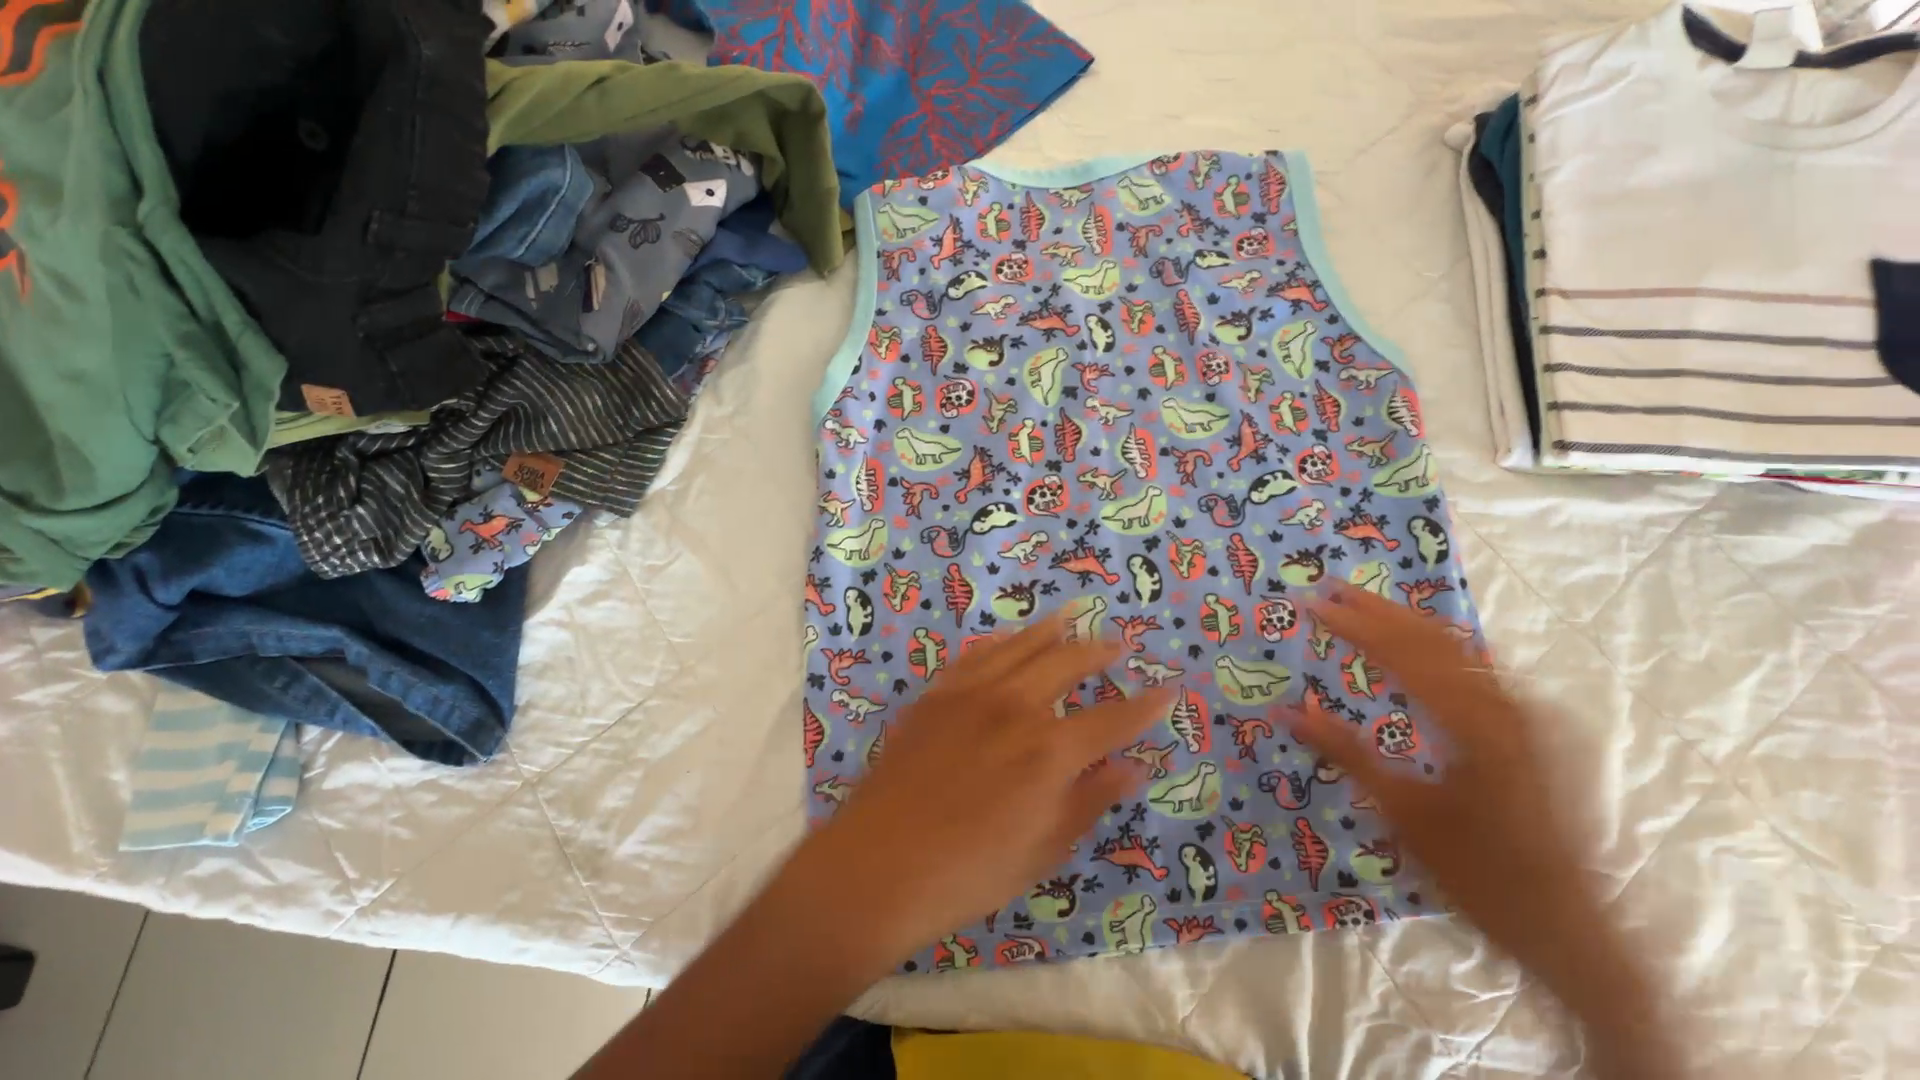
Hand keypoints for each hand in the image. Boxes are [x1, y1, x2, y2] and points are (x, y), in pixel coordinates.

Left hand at [793, 615, 1171, 964]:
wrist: (877, 866)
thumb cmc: (968, 873)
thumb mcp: (1043, 849)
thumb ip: (1089, 801)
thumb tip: (1132, 769)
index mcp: (1049, 750)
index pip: (1112, 719)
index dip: (1145, 705)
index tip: (1168, 688)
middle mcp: (1014, 708)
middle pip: (1067, 663)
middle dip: (1098, 651)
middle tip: (1119, 643)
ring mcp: (969, 696)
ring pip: (1020, 647)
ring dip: (1051, 631)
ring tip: (1072, 618)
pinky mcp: (934, 698)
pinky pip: (975, 657)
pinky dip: (1001, 644)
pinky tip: (1008, 642)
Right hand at [1291, 586, 1589, 954]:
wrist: (1568, 926)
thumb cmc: (1479, 875)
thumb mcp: (1404, 814)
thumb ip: (1346, 753)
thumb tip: (1289, 710)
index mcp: (1474, 721)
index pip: (1404, 653)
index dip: (1356, 625)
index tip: (1314, 604)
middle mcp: (1507, 705)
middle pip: (1438, 638)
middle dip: (1383, 610)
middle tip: (1336, 588)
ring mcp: (1530, 717)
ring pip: (1463, 650)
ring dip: (1413, 625)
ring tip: (1370, 608)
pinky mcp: (1538, 732)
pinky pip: (1481, 671)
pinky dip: (1443, 650)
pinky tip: (1425, 652)